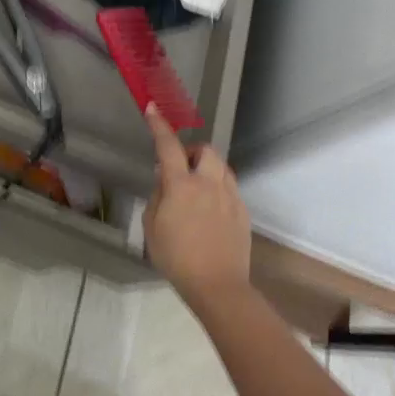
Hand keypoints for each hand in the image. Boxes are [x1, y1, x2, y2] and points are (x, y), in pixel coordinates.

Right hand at [143, 107, 251, 306]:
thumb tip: (165, 181)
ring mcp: (230, 198)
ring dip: (207, 168)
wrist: (218, 287)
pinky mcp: (242, 213)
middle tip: (179, 167)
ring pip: (222, 167)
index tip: (152, 109)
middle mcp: (208, 185)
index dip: (159, 126)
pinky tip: (208, 210)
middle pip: (206, 150)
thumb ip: (158, 196)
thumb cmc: (176, 257)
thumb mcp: (152, 225)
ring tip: (195, 187)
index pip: (168, 146)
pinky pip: (230, 188)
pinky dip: (218, 188)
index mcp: (182, 186)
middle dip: (191, 151)